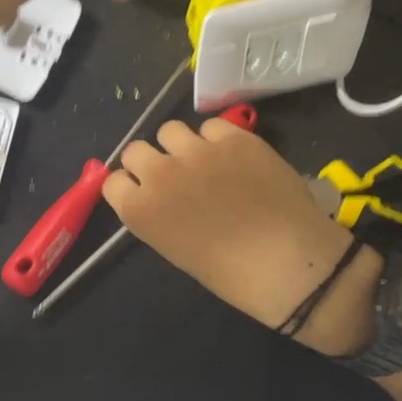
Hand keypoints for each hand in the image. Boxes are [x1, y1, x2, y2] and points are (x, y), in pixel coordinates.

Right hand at [102, 118, 377, 355]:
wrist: (288, 262)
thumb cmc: (230, 273)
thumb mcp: (177, 249)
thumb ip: (160, 216)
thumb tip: (164, 198)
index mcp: (140, 211)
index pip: (113, 182)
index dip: (129, 186)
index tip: (145, 194)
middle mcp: (160, 173)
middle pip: (135, 150)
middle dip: (149, 161)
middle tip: (172, 177)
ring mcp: (197, 151)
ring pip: (170, 130)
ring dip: (179, 145)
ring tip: (202, 161)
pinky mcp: (233, 138)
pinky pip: (211, 126)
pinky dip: (216, 139)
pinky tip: (233, 158)